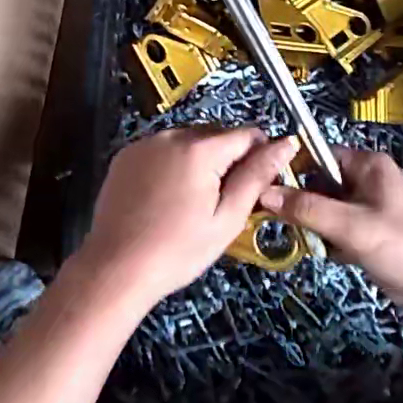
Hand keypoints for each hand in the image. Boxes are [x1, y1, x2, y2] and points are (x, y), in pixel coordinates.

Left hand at [78, 128, 298, 306]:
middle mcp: (171, 135)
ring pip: (189, 141)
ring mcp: (145, 144)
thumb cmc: (177, 250)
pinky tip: (167, 198)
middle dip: (228, 159)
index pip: (247, 134)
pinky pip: (162, 150)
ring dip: (200, 161)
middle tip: (223, 201)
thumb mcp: (227, 218)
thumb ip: (257, 176)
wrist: (115, 269)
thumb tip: (287, 143)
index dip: (259, 156)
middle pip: (217, 135)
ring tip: (192, 203)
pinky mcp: (126, 156)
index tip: (255, 186)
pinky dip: (172, 165)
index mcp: (200, 149)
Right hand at [260, 148, 402, 305]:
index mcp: (367, 164)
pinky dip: (326, 238)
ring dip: (312, 224)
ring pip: (324, 207)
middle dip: (301, 202)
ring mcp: (366, 206)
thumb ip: (307, 209)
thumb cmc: (402, 245)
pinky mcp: (366, 231)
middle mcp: (366, 179)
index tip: (266, 187)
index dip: (293, 168)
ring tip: (305, 240)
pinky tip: (323, 253)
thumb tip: (264, 193)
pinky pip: (334, 227)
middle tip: (281, 221)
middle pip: (319, 182)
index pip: (319, 154)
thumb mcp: (351, 226)